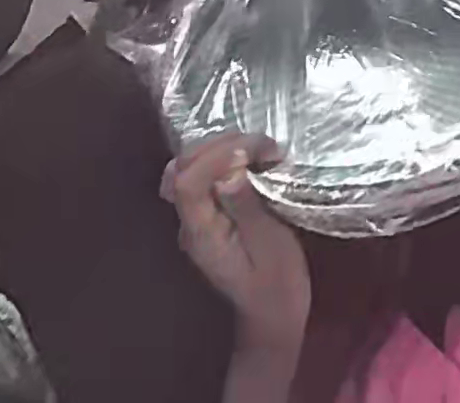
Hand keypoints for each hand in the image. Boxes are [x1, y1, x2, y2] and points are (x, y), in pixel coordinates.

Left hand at [163, 133, 310, 354]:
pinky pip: (203, 175)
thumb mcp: (270, 243)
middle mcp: (190, 222)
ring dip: (222, 146)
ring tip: (261, 148)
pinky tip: (250, 157)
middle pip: (183, 168)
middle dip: (221, 144)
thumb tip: (229, 170)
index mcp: (201, 232)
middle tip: (264, 145)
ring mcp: (196, 218)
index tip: (258, 148)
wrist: (273, 316)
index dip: (217, 154)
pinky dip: (224, 156)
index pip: (187, 181)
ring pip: (189, 167)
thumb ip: (246, 206)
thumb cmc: (277, 282)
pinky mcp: (209, 213)